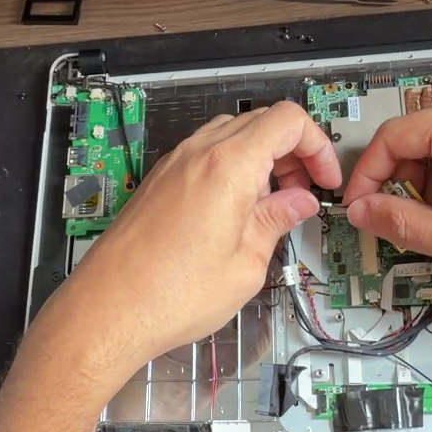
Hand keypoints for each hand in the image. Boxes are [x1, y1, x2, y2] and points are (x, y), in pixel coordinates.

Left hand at [42, 101, 340, 390]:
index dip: (317, 145)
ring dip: (262, 159)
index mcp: (229, 165)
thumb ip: (277, 222)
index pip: (288, 120)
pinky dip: (232, 169)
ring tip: (272, 205)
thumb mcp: (246, 264)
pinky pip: (206, 155)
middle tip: (303, 194)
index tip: (324, 179)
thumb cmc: (171, 295)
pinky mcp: (160, 180)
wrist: (108, 310)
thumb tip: (299, 204)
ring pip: (232, 135)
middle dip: (293, 152)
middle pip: (261, 122)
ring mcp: (175, 163)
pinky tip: (237, 211)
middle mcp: (199, 153)